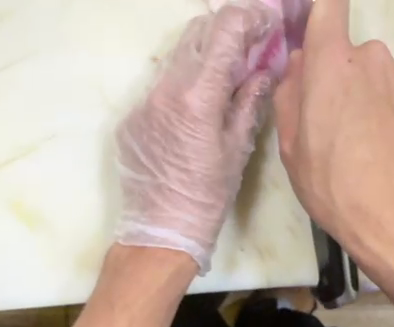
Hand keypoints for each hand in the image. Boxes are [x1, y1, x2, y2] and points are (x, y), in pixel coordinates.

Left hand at [114, 3, 277, 271]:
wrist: (159, 237)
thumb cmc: (205, 201)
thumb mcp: (236, 151)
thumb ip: (249, 102)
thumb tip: (261, 72)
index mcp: (196, 96)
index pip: (224, 27)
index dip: (250, 18)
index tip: (265, 26)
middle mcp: (163, 91)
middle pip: (196, 35)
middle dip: (225, 35)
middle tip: (246, 52)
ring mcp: (141, 105)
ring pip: (174, 61)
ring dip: (201, 62)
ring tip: (220, 85)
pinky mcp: (129, 122)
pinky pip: (157, 91)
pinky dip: (179, 91)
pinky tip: (191, 117)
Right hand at [273, 0, 393, 263]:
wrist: (392, 215)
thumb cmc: (332, 184)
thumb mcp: (291, 150)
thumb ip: (290, 97)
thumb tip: (299, 67)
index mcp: (330, 63)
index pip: (328, 7)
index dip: (321, 12)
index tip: (318, 29)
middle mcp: (370, 56)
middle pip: (350, 56)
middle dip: (340, 81)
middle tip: (333, 128)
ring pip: (377, 77)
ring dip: (368, 99)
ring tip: (363, 146)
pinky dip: (392, 113)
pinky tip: (386, 148)